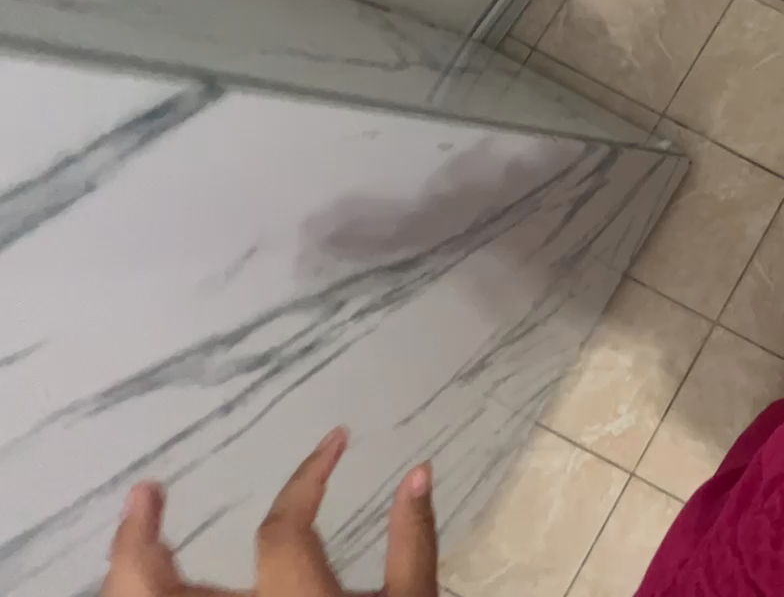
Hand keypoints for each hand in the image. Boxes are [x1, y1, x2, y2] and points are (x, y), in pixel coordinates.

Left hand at [102, 428, 436, 596]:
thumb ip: (414, 538)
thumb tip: (419, 471)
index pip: (284, 528)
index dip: (309, 475)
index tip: (337, 439)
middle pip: (156, 590)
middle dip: (138, 540)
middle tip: (145, 493)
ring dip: (126, 574)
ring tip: (138, 532)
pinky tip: (154, 583)